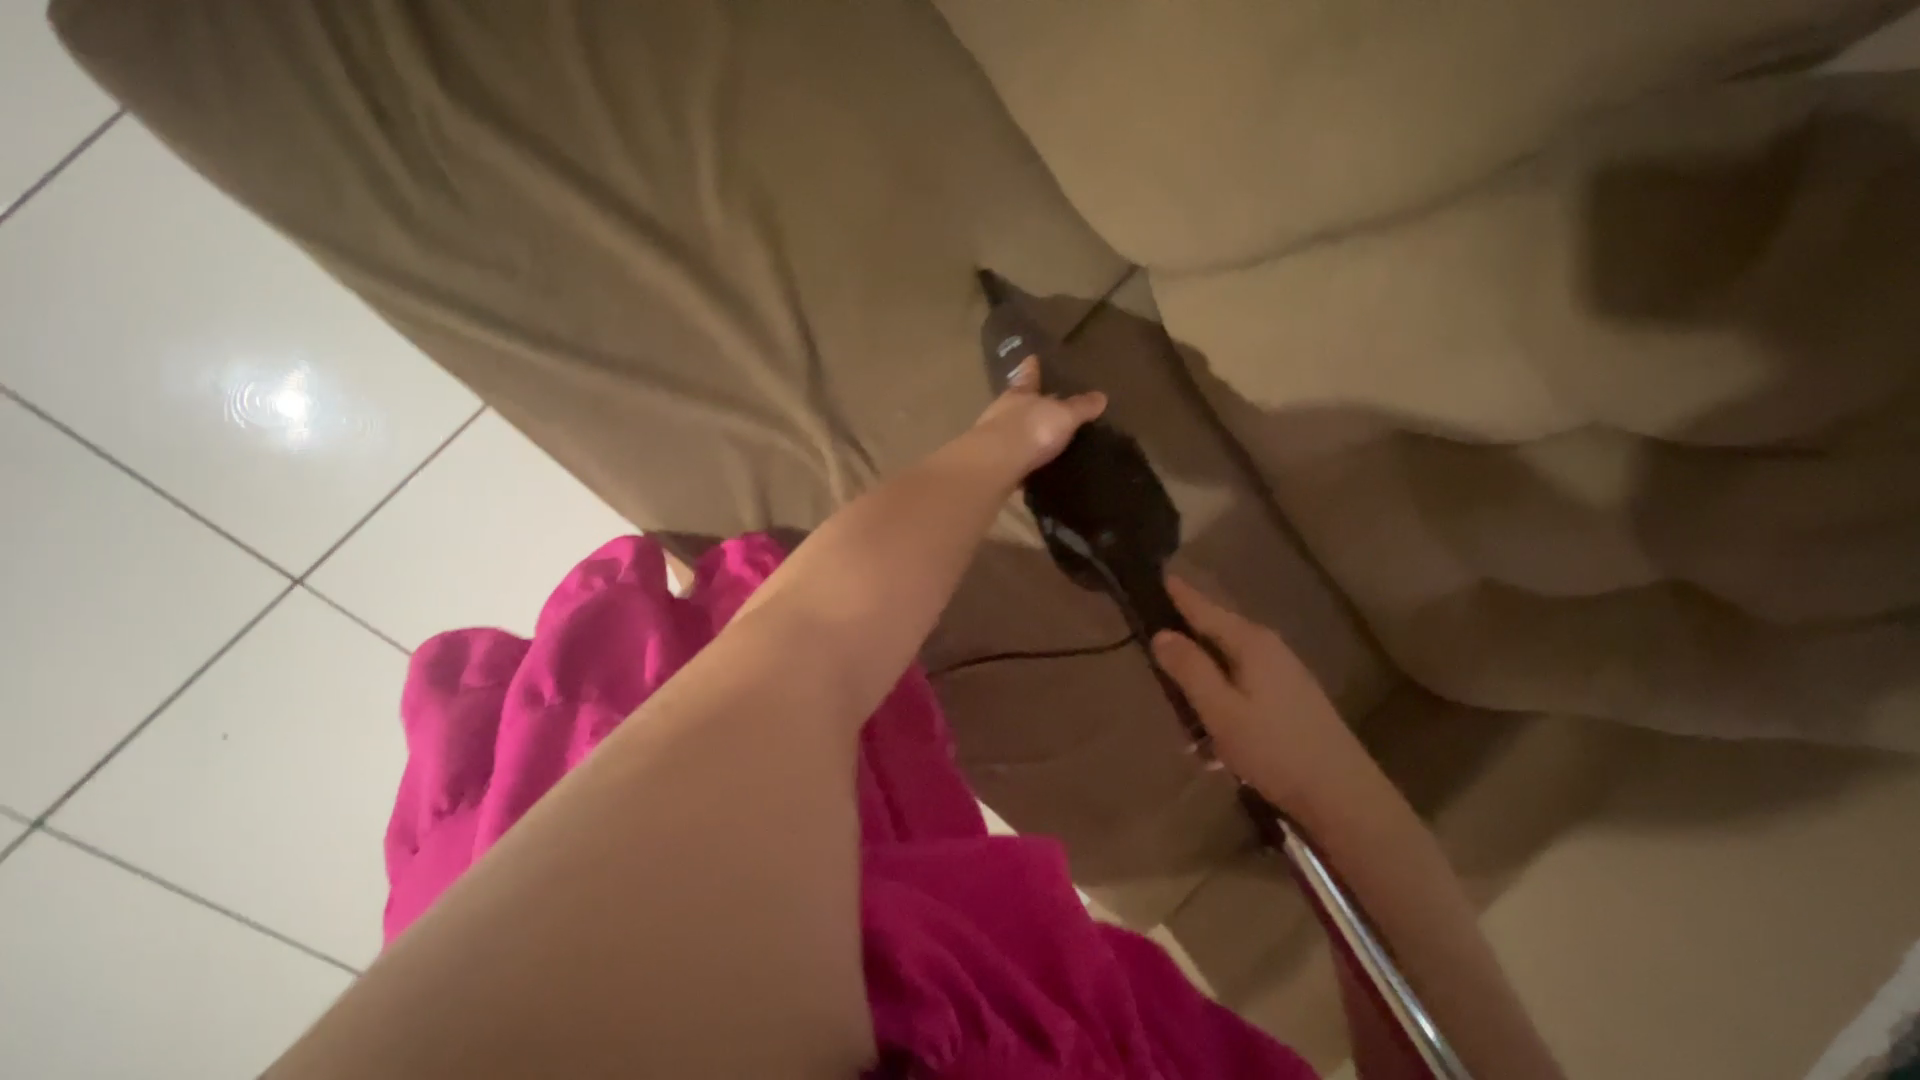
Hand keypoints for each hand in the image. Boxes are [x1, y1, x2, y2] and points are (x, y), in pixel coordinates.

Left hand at [956, 356, 1105, 481]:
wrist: (997, 464)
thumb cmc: (1032, 429)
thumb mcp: (1065, 416)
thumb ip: (1081, 407)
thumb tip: (1101, 396)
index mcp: (1021, 393)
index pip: (1029, 375)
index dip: (1031, 367)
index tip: (1031, 358)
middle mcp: (1003, 411)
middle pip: (1017, 402)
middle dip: (1027, 403)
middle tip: (1040, 405)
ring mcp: (994, 437)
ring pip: (1010, 429)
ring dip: (1022, 433)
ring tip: (1039, 440)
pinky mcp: (992, 463)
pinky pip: (1009, 457)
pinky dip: (1019, 459)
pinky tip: (1029, 466)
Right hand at [1150, 576, 1369, 808]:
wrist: (1342, 795)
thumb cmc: (1274, 748)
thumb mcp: (1220, 710)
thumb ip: (1190, 669)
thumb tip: (1162, 634)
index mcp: (1251, 643)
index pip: (1205, 608)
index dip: (1179, 594)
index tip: (1158, 574)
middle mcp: (1270, 649)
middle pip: (1215, 639)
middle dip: (1186, 657)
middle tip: (1158, 678)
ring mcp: (1284, 675)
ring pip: (1227, 672)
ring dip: (1204, 696)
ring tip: (1190, 738)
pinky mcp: (1291, 701)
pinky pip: (1243, 694)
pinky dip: (1224, 713)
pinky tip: (1219, 752)